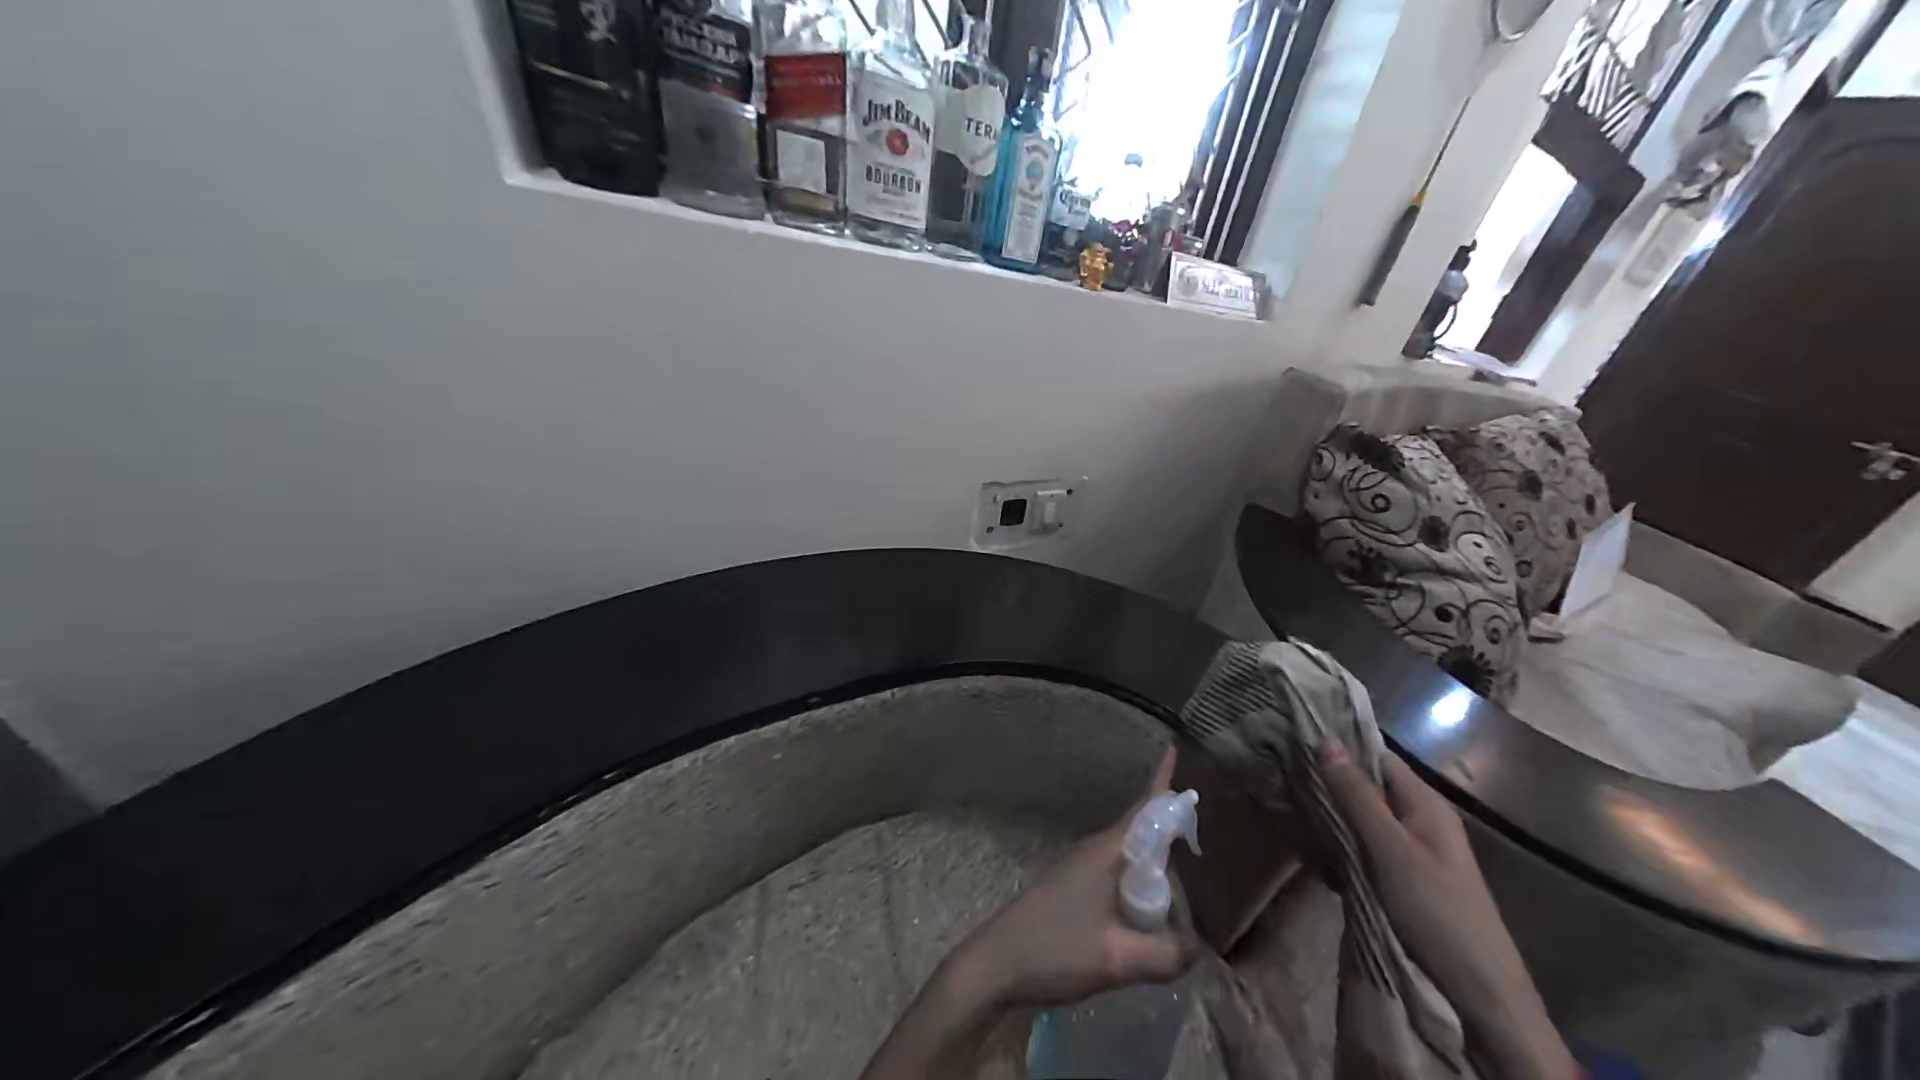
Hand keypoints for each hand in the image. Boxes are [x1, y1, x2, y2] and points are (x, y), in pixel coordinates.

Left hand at [953, 746, 1202, 1009]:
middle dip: (1175, 839)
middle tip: (1209, 857)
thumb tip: (1199, 948)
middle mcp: (1096, 852)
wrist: (996, 965)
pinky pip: (1120, 879)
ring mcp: (1083, 869)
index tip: (1176, 751)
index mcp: (1108, 852)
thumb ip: (1168, 954)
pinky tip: (1153, 919)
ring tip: (1190, 899)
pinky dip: (1142, 889)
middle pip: (1146, 835)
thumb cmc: (1056, 950)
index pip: (1145, 808)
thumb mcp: (1120, 959)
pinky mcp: (1076, 890)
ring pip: (1134, 860)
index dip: (1163, 781)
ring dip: (1160, 872)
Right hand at [1322, 747, 1578, 1079]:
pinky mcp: (1403, 880)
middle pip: (1368, 788)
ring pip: (1362, 820)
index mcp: (1425, 804)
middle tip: (1284, 779)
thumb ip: (1358, 796)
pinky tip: (1315, 857)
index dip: (1341, 747)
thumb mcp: (1390, 848)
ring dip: (1332, 820)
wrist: (1480, 994)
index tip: (1296, 741)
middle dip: (1330, 785)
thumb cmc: (1436, 910)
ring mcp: (1413, 852)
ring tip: (1291, 814)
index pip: (1378, 757)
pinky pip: (1365, 850)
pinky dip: (1341, 850)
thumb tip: (1327, 740)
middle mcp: (1421, 820)